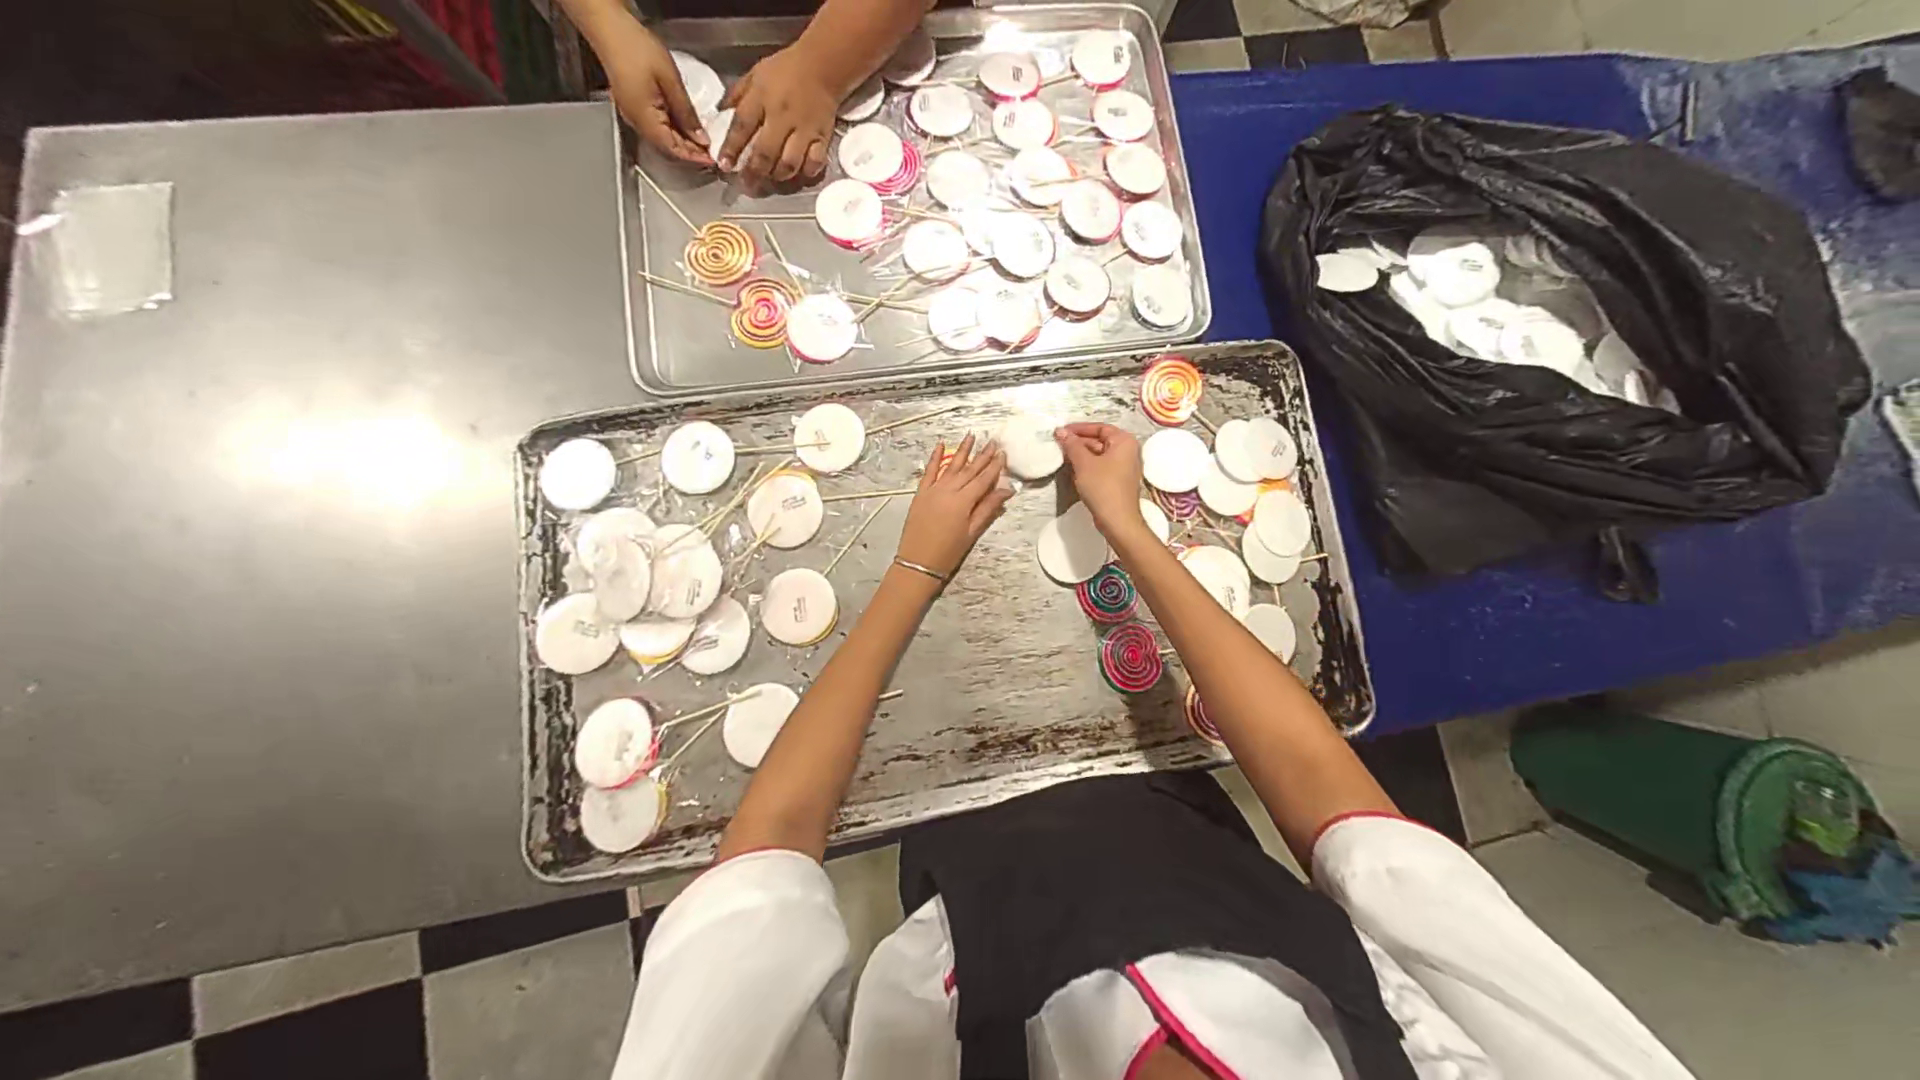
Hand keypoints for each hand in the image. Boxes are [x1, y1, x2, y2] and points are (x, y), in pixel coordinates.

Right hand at [601, 19, 711, 165]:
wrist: (607, 26)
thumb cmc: (636, 47)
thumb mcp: (670, 81)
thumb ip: (687, 114)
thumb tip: (701, 139)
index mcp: (645, 120)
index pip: (674, 150)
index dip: (695, 157)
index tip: (712, 159)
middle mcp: (637, 123)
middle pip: (668, 148)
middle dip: (690, 153)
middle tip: (711, 152)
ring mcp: (633, 116)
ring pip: (663, 140)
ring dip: (683, 143)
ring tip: (702, 141)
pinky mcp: (633, 107)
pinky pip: (656, 128)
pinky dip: (673, 132)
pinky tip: (686, 127)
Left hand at [717, 43, 838, 181]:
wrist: (822, 66)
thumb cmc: (786, 70)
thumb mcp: (756, 75)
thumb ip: (739, 96)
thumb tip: (721, 116)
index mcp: (762, 98)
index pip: (742, 127)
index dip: (731, 149)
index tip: (724, 165)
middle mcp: (782, 116)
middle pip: (765, 152)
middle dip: (754, 172)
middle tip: (747, 185)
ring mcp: (804, 129)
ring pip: (789, 163)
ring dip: (778, 176)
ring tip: (771, 180)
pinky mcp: (822, 138)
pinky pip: (814, 163)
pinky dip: (805, 173)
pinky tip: (798, 174)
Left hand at [896, 435, 1011, 579]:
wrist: (917, 563)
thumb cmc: (948, 552)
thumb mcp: (972, 532)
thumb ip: (988, 509)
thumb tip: (1007, 491)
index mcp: (963, 502)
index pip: (983, 479)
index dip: (994, 466)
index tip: (1003, 453)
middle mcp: (948, 491)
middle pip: (969, 470)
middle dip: (982, 455)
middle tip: (993, 441)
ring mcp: (933, 490)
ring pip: (950, 466)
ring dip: (962, 451)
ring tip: (971, 436)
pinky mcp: (921, 493)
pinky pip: (929, 471)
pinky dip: (934, 457)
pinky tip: (940, 445)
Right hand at [1055, 423, 1148, 540]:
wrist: (1117, 520)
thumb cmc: (1103, 487)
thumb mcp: (1083, 463)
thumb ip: (1071, 445)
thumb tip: (1060, 431)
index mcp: (1124, 441)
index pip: (1100, 427)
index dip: (1079, 428)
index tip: (1061, 431)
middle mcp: (1128, 451)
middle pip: (1100, 440)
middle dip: (1079, 442)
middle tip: (1059, 444)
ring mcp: (1124, 467)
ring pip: (1099, 454)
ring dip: (1081, 454)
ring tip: (1062, 455)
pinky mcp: (1118, 480)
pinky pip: (1101, 466)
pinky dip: (1088, 465)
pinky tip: (1073, 469)